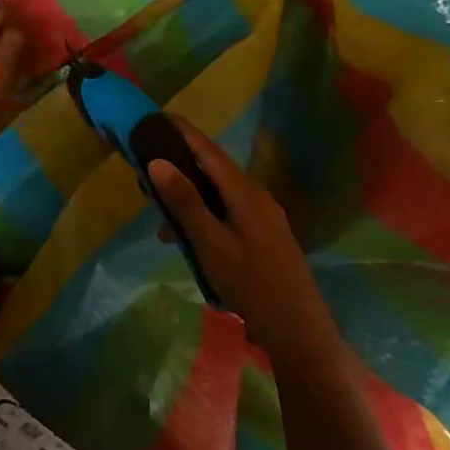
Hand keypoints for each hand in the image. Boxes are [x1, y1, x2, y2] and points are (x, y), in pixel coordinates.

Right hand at [148, 117, 337, 360]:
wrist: (300, 333)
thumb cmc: (252, 285)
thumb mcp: (211, 244)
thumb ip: (185, 202)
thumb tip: (157, 161)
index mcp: (245, 193)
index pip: (208, 150)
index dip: (183, 131)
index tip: (157, 116)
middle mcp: (256, 196)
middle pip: (213, 168)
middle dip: (180, 161)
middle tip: (148, 164)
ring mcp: (263, 216)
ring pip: (218, 192)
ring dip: (189, 193)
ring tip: (159, 207)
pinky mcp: (263, 235)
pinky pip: (226, 210)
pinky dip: (202, 213)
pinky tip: (185, 236)